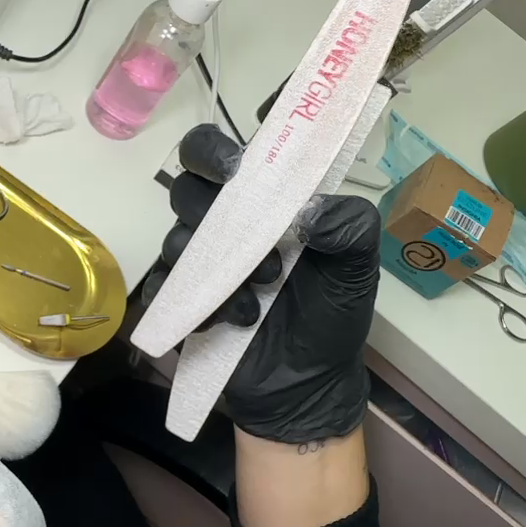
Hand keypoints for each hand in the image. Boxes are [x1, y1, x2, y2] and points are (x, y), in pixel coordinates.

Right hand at [142, 124, 381, 443]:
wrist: (306, 386)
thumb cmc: (332, 317)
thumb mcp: (359, 269)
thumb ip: (351, 228)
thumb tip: (314, 209)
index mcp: (269, 203)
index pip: (238, 151)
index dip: (228, 140)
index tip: (245, 147)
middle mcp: (228, 223)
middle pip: (189, 179)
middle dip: (211, 187)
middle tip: (245, 206)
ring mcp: (201, 262)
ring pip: (178, 233)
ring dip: (222, 258)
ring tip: (267, 288)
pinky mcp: (183, 301)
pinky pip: (166, 287)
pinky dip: (201, 301)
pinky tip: (238, 319)